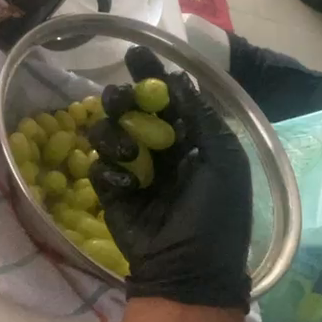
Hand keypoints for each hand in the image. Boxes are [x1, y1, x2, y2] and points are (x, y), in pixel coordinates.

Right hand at [89, 47, 252, 311]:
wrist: (186, 267)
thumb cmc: (215, 216)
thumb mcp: (223, 162)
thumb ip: (203, 119)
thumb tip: (180, 82)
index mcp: (189, 139)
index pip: (167, 97)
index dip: (152, 74)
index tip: (136, 54)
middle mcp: (157, 148)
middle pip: (129, 108)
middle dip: (122, 98)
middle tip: (120, 100)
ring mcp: (130, 168)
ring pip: (107, 131)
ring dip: (113, 135)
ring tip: (128, 156)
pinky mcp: (109, 189)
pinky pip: (97, 166)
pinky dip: (109, 171)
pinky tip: (126, 186)